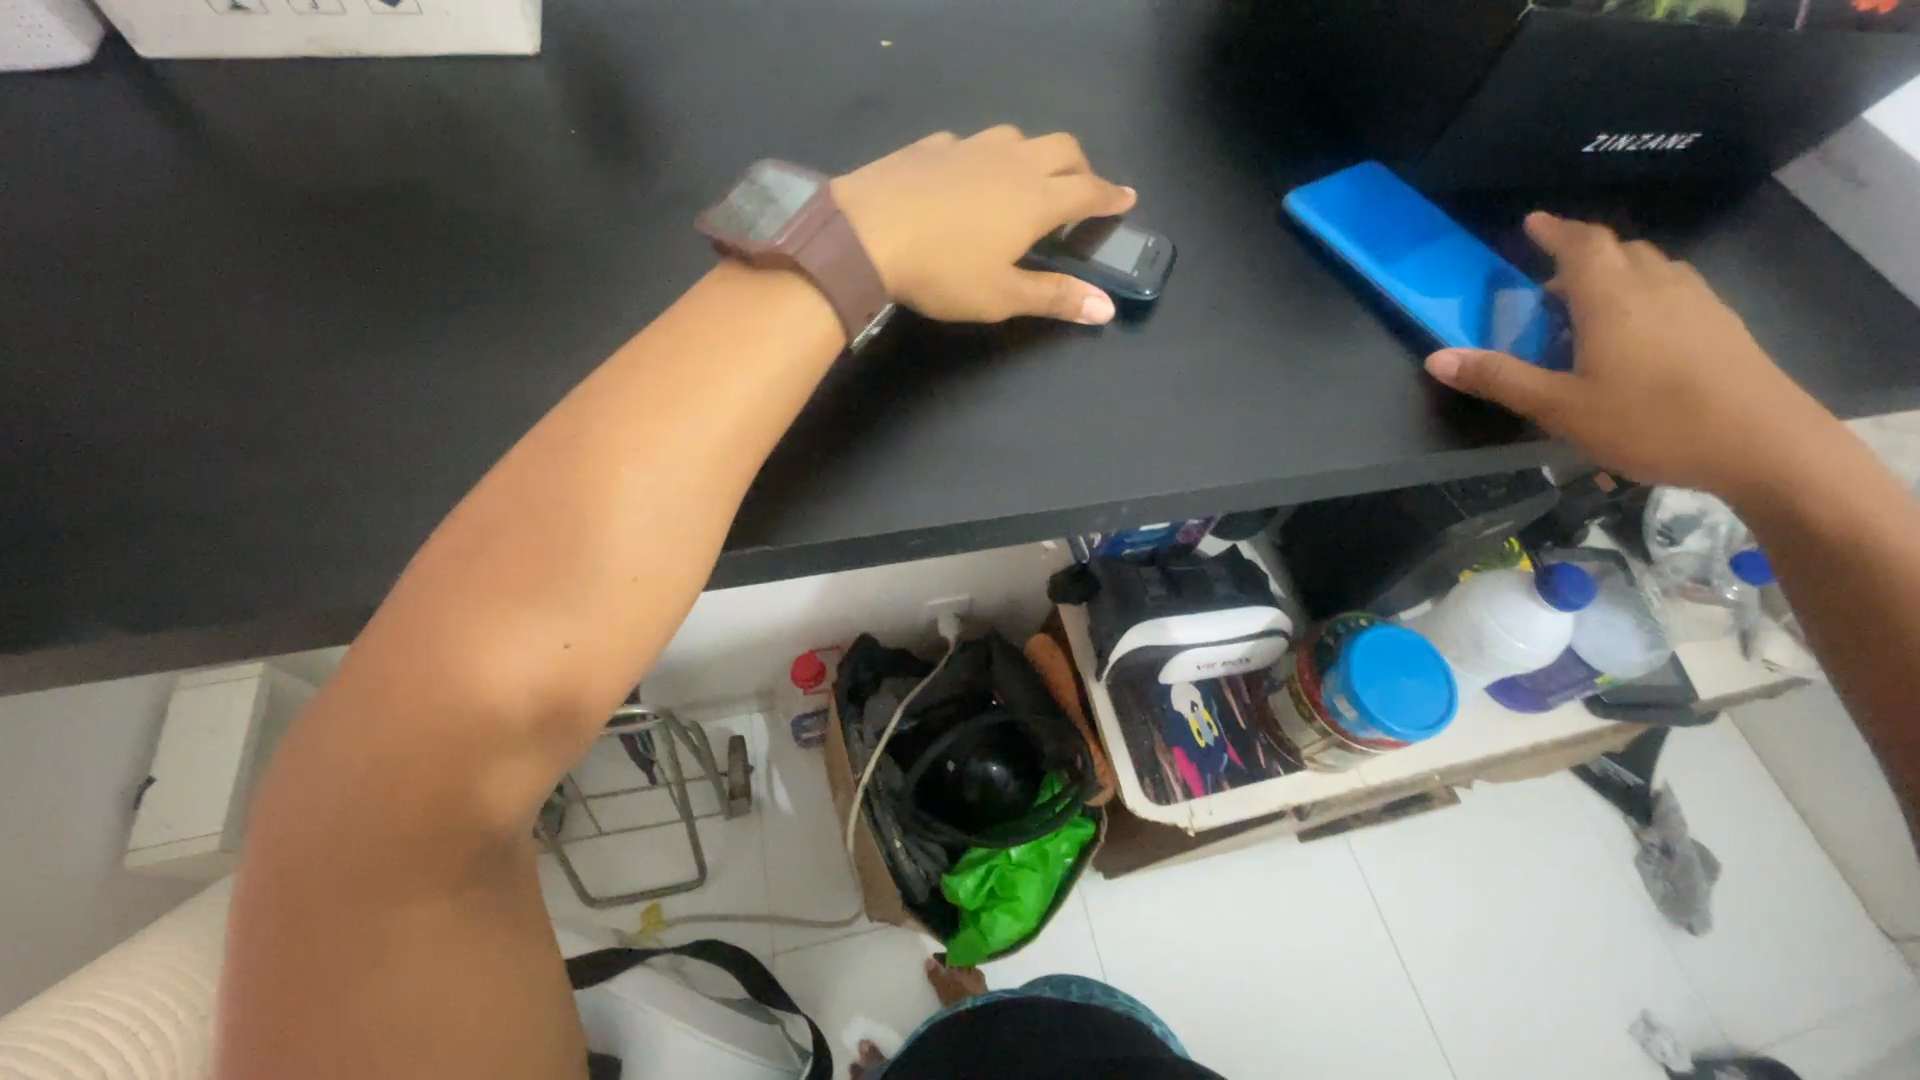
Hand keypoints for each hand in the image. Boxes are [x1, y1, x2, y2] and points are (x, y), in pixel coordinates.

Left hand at [833, 126, 1136, 324]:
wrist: (864, 234)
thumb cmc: (942, 271)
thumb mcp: (1002, 296)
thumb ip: (1055, 298)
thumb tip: (1107, 308)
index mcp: (1036, 200)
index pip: (1088, 191)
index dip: (1111, 196)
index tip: (1126, 198)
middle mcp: (1010, 163)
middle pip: (1062, 148)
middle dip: (1080, 166)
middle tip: (1081, 189)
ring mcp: (968, 147)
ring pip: (1017, 136)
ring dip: (1032, 154)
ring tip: (1025, 179)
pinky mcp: (931, 146)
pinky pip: (969, 143)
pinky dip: (982, 157)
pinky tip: (966, 176)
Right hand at [1423, 212, 1838, 498]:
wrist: (1763, 445)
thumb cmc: (1650, 422)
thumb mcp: (1559, 407)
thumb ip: (1499, 378)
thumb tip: (1436, 358)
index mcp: (1613, 299)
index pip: (1582, 245)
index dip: (1554, 230)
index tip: (1531, 223)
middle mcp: (1658, 287)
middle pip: (1618, 250)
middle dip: (1580, 254)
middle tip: (1546, 281)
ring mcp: (1698, 304)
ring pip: (1650, 267)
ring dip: (1613, 273)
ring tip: (1584, 307)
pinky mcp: (1720, 327)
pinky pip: (1672, 290)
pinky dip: (1642, 294)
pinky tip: (1632, 334)